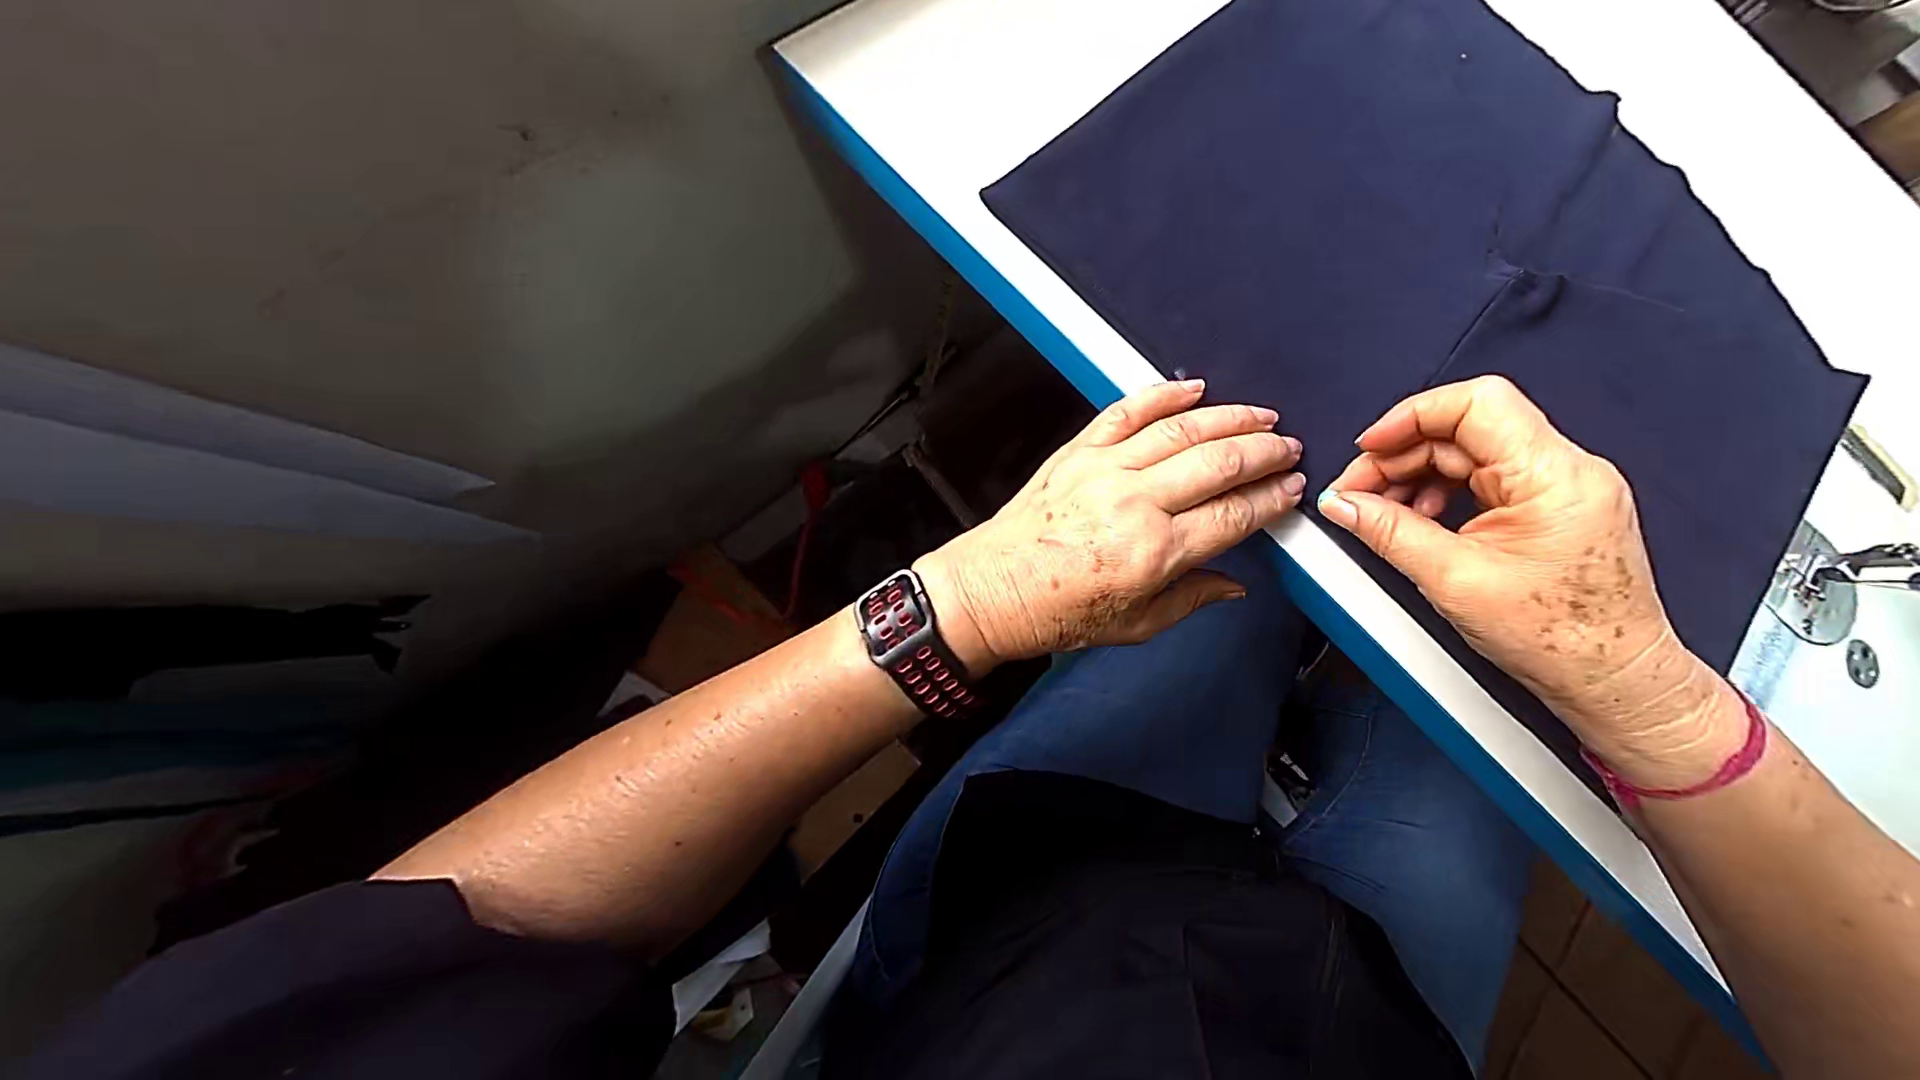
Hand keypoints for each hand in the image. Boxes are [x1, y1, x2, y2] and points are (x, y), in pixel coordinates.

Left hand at [915, 379, 1304, 670]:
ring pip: (1180, 429)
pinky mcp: (1076, 454)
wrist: (993, 590)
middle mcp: (1132, 504)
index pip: (1234, 514)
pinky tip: (1192, 388)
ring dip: (1228, 418)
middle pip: (1218, 463)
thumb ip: (1191, 599)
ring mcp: (1102, 471)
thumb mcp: (1134, 625)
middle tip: (1285, 447)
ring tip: (1258, 416)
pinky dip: (1161, 394)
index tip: (1291, 488)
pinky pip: (1125, 411)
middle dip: (1263, 451)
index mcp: (1153, 553)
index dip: (1272, 498)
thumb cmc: (1055, 611)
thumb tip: (1233, 584)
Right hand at [1317, 376, 1743, 787]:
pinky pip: (1479, 477)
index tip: (1367, 447)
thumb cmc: (1557, 637)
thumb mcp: (1451, 578)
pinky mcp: (1546, 504)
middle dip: (1398, 456)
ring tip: (1378, 512)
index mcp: (1554, 476)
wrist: (1612, 678)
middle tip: (1354, 493)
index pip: (1476, 404)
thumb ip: (1387, 531)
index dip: (1410, 416)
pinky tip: (1412, 519)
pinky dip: (1435, 491)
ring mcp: (1558, 486)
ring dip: (1412, 475)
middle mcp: (1564, 469)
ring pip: (1465, 452)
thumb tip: (1340, 503)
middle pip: (1461, 430)